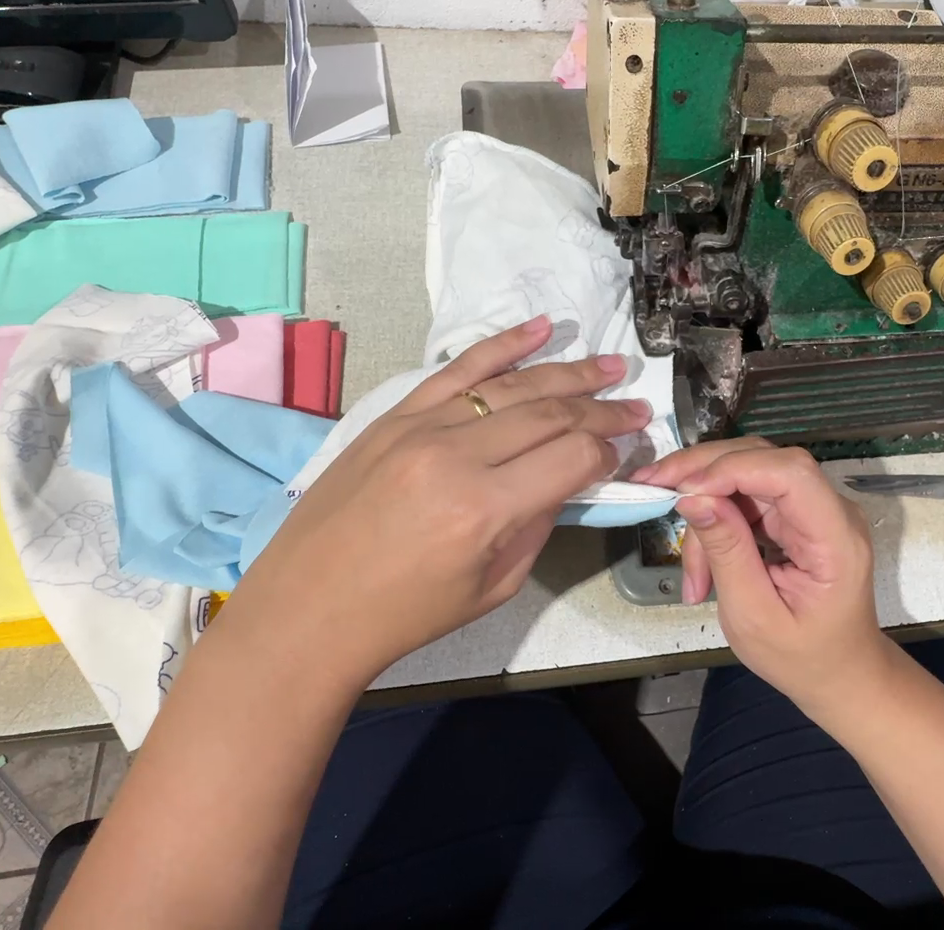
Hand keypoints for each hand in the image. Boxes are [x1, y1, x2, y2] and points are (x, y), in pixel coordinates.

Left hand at [242, 316, 649, 675]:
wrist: (307, 608)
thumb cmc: (406, 614)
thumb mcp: (493, 586)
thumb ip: (539, 522)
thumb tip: (569, 475)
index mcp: (484, 509)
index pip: (573, 457)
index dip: (610, 451)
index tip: (628, 450)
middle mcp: (456, 454)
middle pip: (550, 413)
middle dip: (603, 409)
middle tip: (636, 407)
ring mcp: (421, 426)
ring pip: (513, 384)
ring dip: (569, 372)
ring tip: (610, 365)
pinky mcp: (395, 415)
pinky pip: (458, 368)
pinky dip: (503, 345)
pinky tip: (542, 329)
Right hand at [632, 439, 894, 711]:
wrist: (840, 674)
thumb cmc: (801, 658)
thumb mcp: (753, 617)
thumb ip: (726, 552)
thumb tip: (691, 497)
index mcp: (835, 538)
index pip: (790, 473)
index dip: (733, 469)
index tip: (682, 491)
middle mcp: (830, 509)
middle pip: (763, 459)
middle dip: (703, 472)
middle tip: (652, 487)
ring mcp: (812, 508)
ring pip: (746, 475)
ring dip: (705, 506)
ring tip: (689, 571)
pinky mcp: (794, 515)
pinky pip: (746, 497)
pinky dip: (716, 520)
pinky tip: (699, 562)